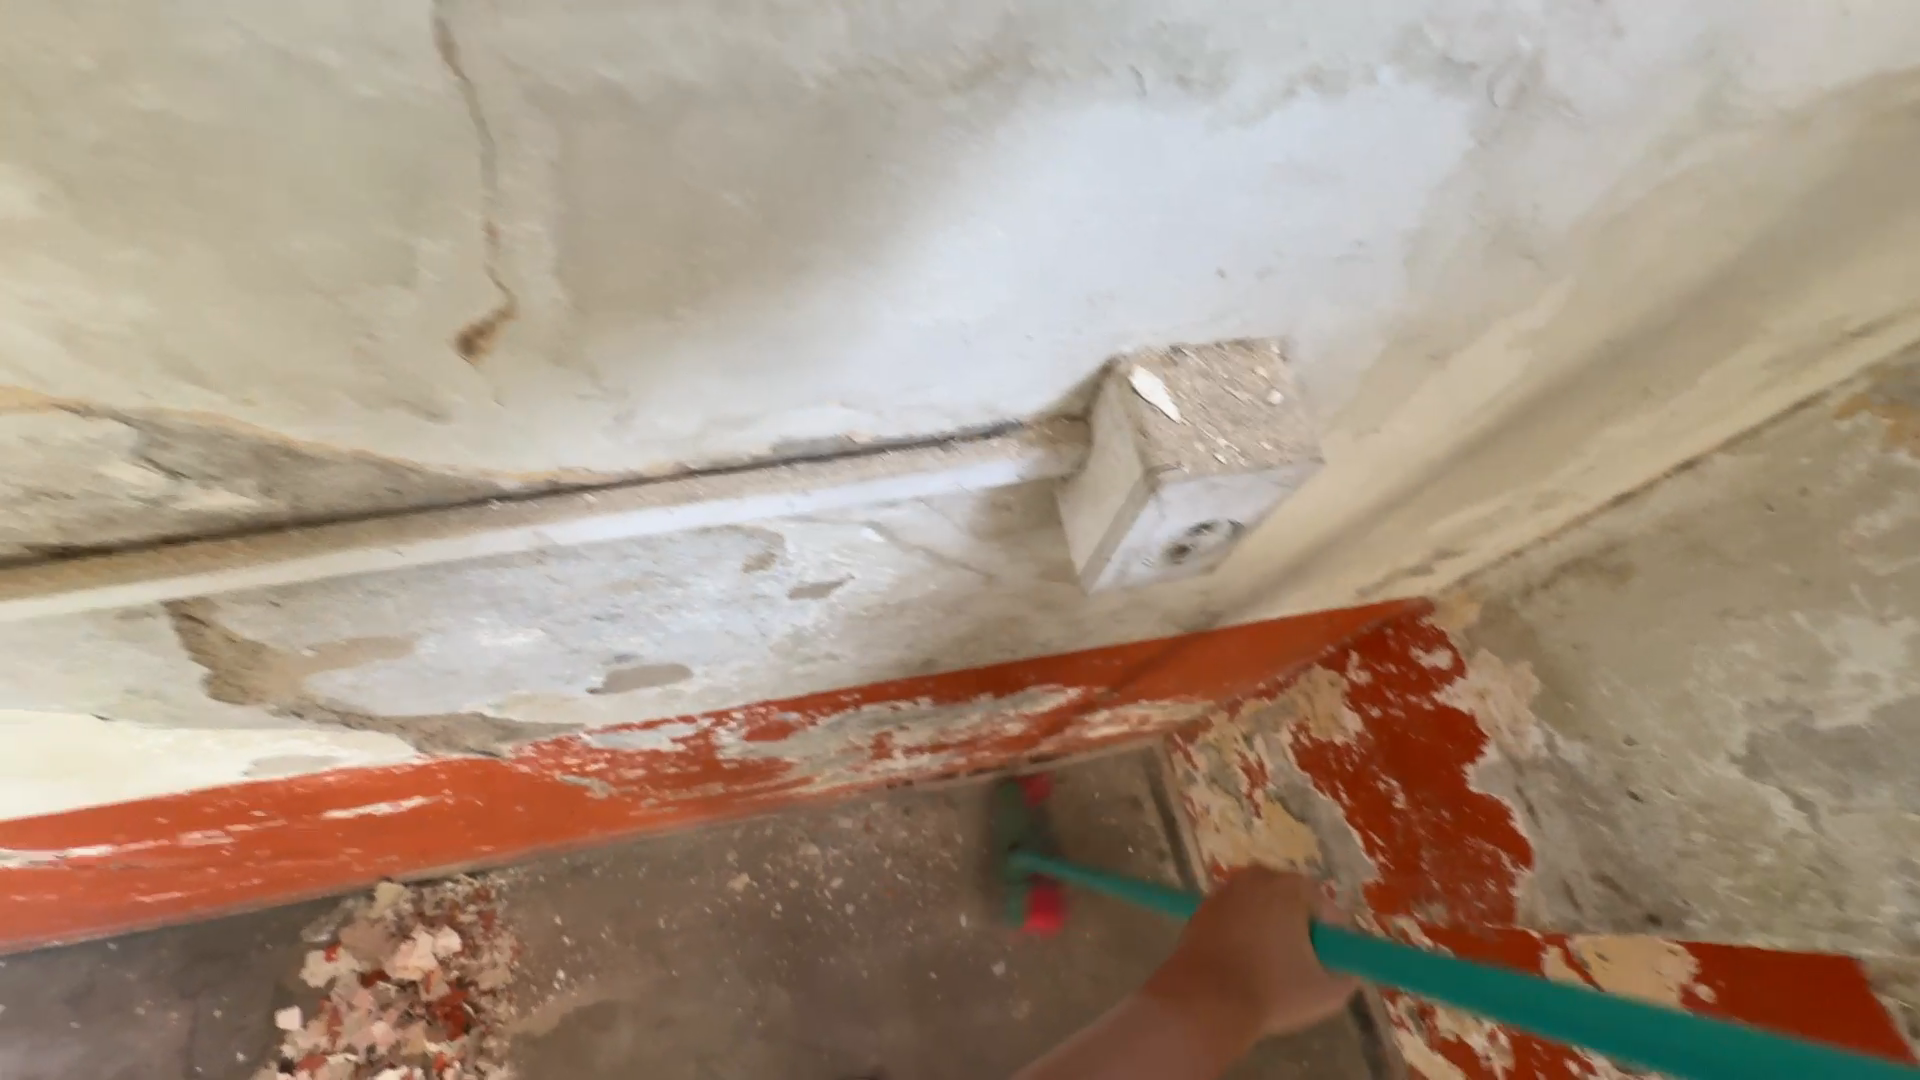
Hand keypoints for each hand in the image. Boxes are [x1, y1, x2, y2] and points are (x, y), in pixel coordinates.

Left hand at [1144, 867, 1360, 1037]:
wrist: (1206, 998)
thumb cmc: (1272, 991)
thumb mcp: (1328, 992)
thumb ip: (1347, 974)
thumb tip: (1347, 967)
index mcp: (1289, 887)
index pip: (1325, 907)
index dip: (1331, 937)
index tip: (1327, 963)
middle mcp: (1255, 877)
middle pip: (1290, 900)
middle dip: (1299, 927)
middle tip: (1301, 963)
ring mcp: (1225, 889)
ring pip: (1260, 906)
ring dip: (1269, 927)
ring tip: (1270, 964)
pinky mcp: (1203, 905)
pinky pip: (1235, 913)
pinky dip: (1242, 929)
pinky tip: (1243, 959)